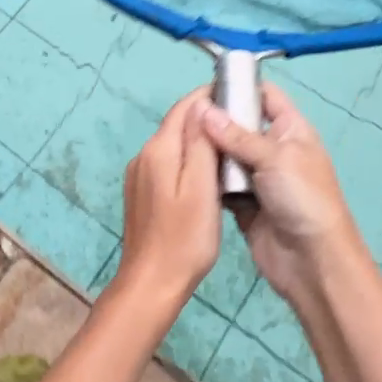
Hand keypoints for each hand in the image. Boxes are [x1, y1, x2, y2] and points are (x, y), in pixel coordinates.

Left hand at [113, 88, 223, 303]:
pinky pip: (168, 165)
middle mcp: (144, 155)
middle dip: (207, 120)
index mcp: (159, 149)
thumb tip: (202, 104)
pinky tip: (207, 179)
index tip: (238, 99)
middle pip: (178, 124)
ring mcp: (139, 175)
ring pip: (174, 145)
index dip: (210, 97)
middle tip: (241, 127)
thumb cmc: (185, 238)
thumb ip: (200, 144)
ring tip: (230, 153)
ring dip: (198, 142)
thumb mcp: (201, 188)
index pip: (184, 107)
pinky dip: (188, 162)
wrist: (151, 284)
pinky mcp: (141, 193)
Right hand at [200, 83, 360, 303]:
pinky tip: (184, 171)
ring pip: (225, 154)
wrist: (313, 262)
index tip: (206, 86)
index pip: (264, 95)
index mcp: (291, 129)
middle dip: (214, 120)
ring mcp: (257, 177)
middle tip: (182, 117)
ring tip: (177, 141)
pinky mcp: (243, 202)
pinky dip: (206, 179)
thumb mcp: (274, 157)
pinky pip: (220, 183)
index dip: (240, 86)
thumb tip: (203, 109)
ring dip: (207, 151)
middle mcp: (273, 149)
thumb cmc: (303, 198)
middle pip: (238, 124)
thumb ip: (236, 134)